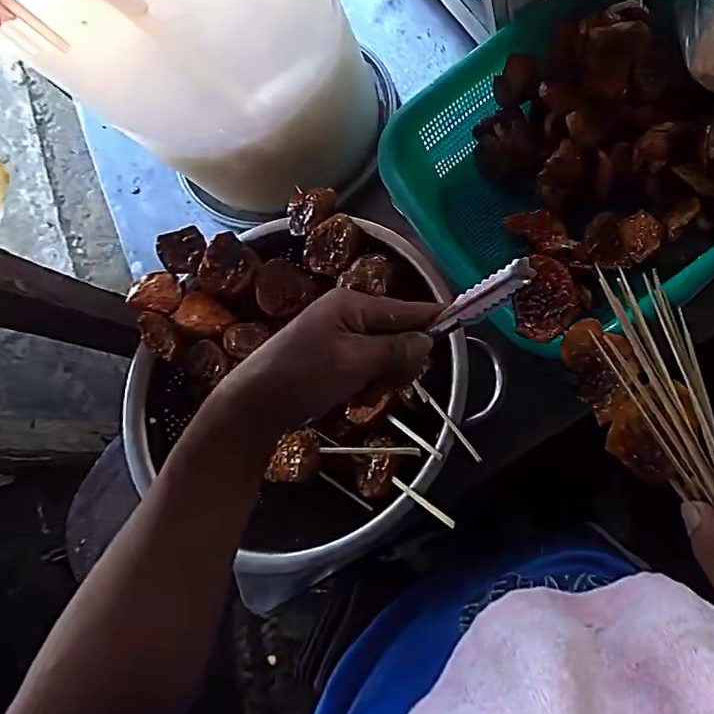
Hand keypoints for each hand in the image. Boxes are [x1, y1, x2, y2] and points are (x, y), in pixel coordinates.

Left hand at [205, 288, 439, 435]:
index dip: (437, 318)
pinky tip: (350, 396)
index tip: (464, 319)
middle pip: (400, 334)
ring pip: (386, 354)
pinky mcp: (332, 356)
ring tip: (360, 393)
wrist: (248, 408)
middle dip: (399, 361)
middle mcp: (348, 313)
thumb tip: (429, 339)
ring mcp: (338, 335)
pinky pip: (368, 366)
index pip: (409, 309)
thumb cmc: (302, 378)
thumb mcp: (355, 363)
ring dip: (382, 377)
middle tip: (384, 383)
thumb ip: (397, 350)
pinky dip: (367, 383)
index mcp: (353, 305)